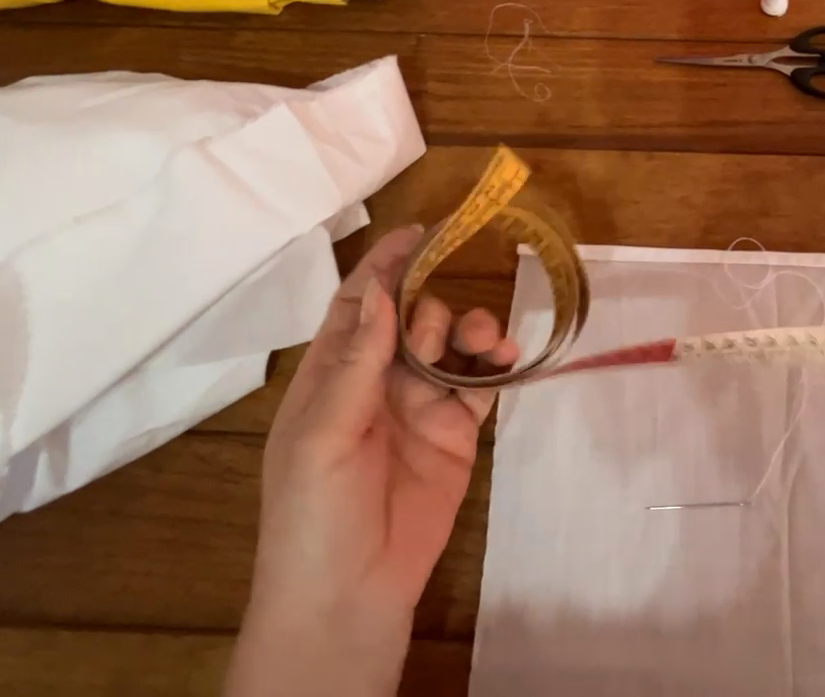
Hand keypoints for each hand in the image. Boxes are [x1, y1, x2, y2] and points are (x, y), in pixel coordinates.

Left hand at [226, 227, 518, 696]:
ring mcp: (421, 405)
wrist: (352, 592)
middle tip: (443, 331)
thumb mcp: (323, 435)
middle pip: (414, 318)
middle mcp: (379, 380)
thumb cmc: (316, 512)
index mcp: (334, 375)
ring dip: (472, 330)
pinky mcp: (456, 431)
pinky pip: (481, 384)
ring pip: (452, 345)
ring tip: (488, 342)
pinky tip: (508, 360)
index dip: (385, 267)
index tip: (419, 232)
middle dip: (434, 307)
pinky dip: (497, 365)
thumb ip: (356, 363)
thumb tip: (383, 294)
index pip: (361, 305)